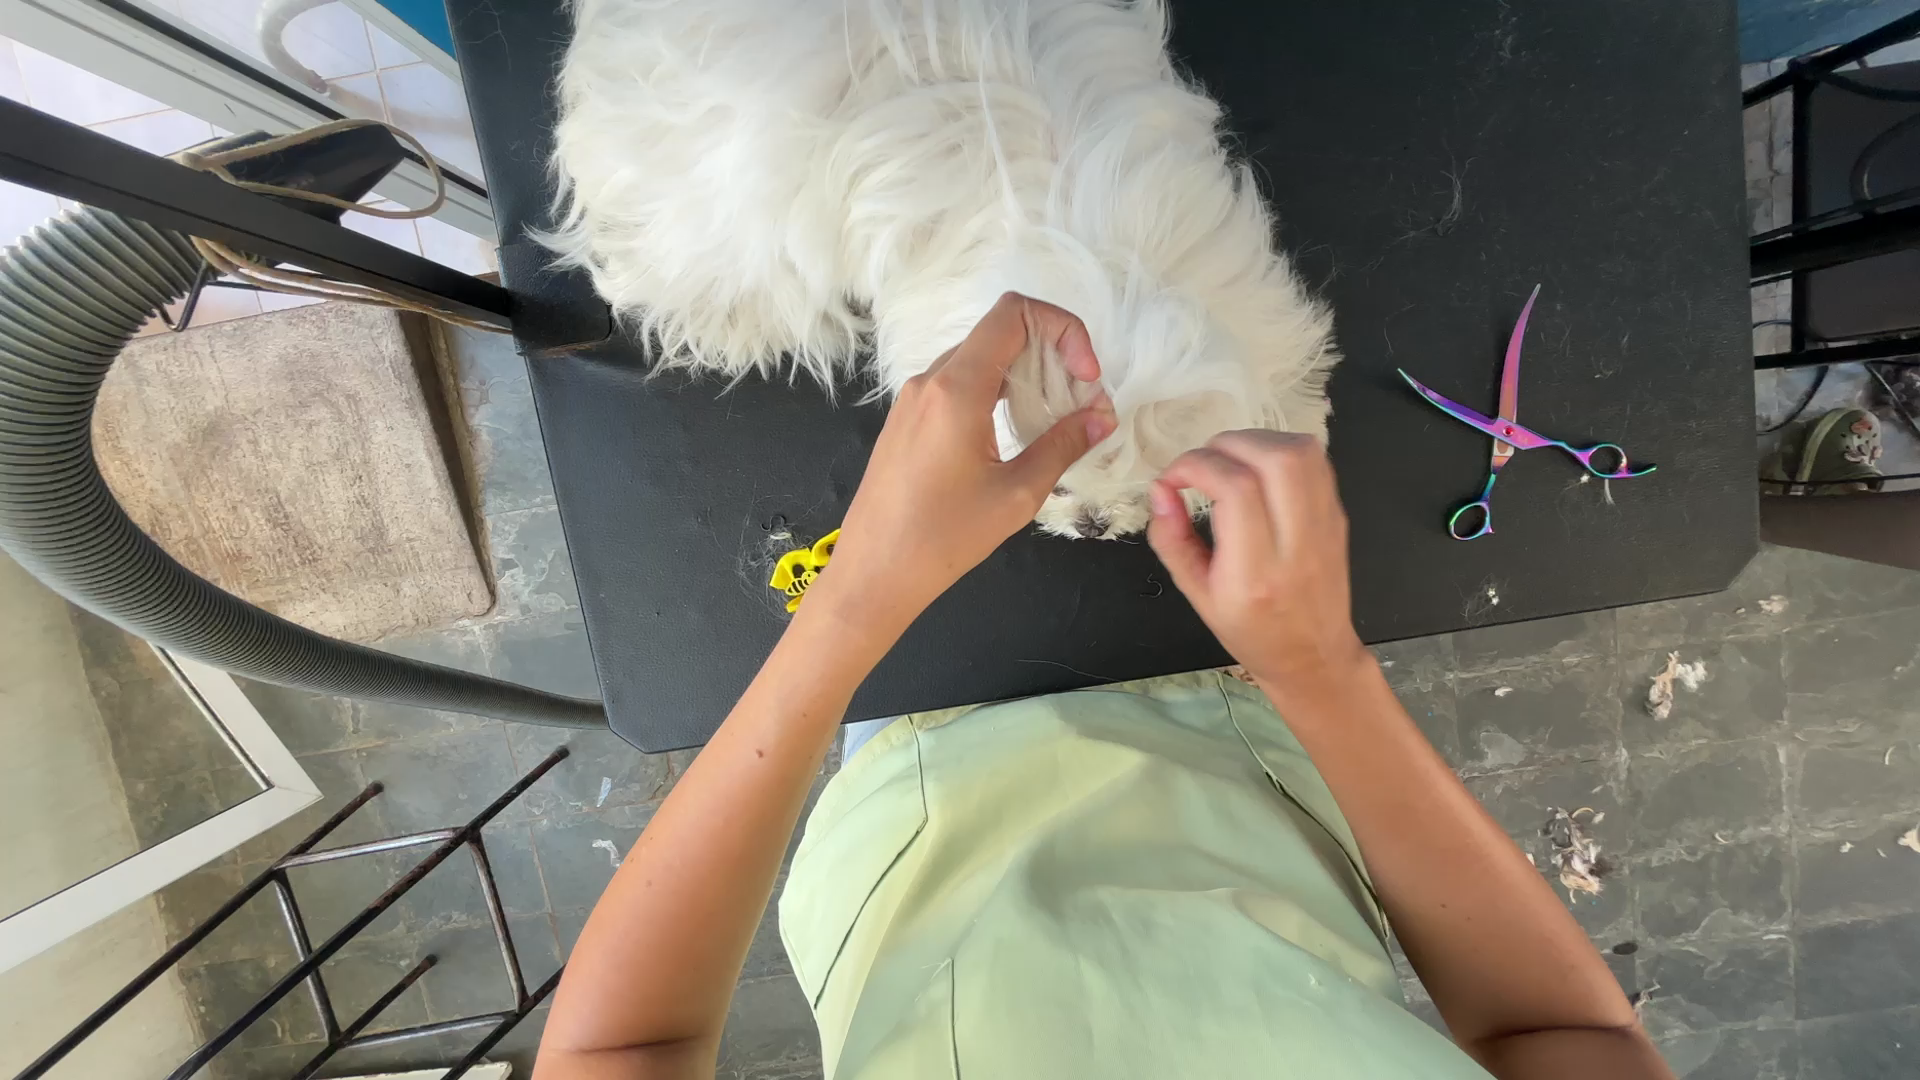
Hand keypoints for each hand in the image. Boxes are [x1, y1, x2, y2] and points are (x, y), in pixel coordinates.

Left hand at [810, 292, 1115, 635]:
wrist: (874, 572)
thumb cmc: (944, 538)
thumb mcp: (1016, 494)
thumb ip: (1063, 445)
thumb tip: (1102, 416)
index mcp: (957, 388)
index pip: (1014, 312)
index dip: (1063, 329)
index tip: (1085, 377)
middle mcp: (930, 381)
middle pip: (999, 333)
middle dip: (1050, 356)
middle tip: (1078, 404)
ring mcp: (913, 400)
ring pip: (979, 360)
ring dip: (1022, 377)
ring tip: (1050, 422)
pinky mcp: (906, 421)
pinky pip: (957, 386)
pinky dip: (994, 394)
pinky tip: (1010, 435)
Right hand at [1147, 431, 1367, 694]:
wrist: (1313, 655)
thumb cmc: (1247, 630)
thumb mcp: (1194, 592)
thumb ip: (1171, 539)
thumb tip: (1159, 489)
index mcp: (1255, 573)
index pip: (1235, 490)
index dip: (1196, 467)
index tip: (1172, 479)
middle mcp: (1297, 544)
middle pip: (1275, 460)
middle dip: (1226, 444)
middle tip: (1200, 464)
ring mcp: (1326, 525)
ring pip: (1301, 452)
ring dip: (1255, 440)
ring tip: (1226, 460)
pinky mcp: (1338, 514)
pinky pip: (1315, 461)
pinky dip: (1278, 449)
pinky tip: (1255, 468)